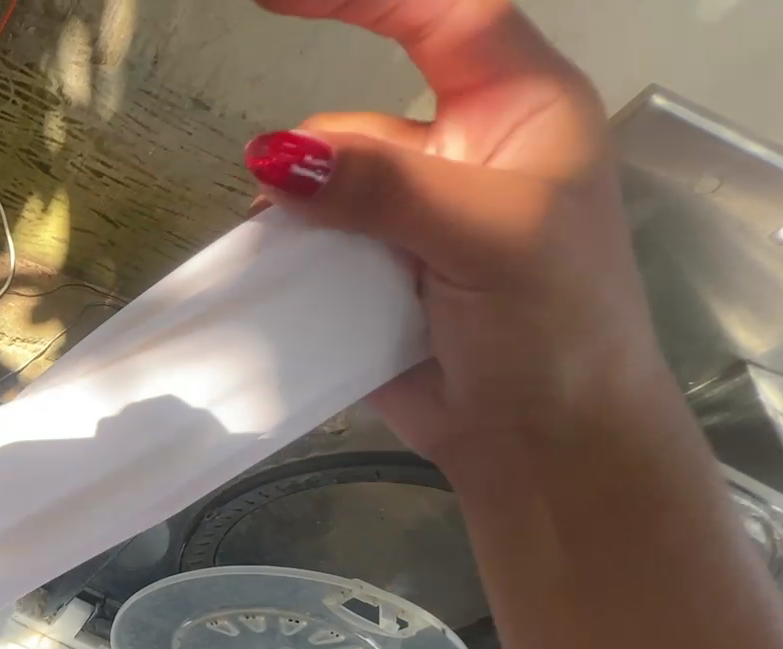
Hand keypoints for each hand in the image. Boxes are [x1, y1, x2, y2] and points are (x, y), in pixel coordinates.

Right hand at [243, 0, 666, 468]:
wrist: (532, 433)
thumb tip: (269, 155)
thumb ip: (384, 187)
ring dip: (288, 220)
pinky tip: (273, 282)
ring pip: (316, 193)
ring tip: (285, 263)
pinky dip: (280, 261)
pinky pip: (304, 249)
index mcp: (513, 114)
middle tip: (287, 214)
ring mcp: (404, 222)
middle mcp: (452, 158)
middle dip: (310, 161)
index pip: (442, 17)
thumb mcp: (487, 234)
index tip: (274, 1)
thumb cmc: (551, 321)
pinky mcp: (366, 277)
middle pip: (352, 125)